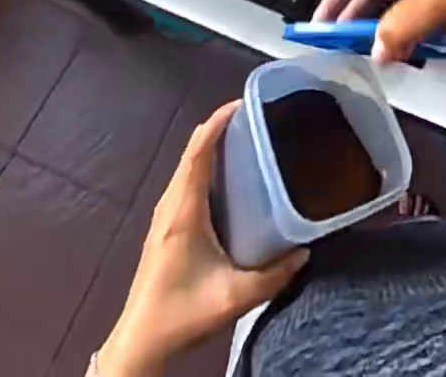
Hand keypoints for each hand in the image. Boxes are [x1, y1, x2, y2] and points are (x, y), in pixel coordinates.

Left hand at [98, 102, 308, 376]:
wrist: (140, 340)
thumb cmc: (183, 312)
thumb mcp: (234, 297)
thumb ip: (274, 276)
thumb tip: (305, 251)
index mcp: (183, 209)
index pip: (197, 152)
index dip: (216, 123)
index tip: (240, 104)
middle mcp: (170, 203)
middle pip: (192, 151)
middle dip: (219, 128)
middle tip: (252, 119)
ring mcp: (164, 213)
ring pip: (187, 165)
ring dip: (210, 145)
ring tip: (244, 139)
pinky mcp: (165, 225)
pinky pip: (185, 179)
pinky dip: (204, 164)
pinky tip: (226, 176)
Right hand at [314, 0, 445, 63]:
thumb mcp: (428, 6)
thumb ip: (397, 31)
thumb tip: (375, 54)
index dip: (331, 6)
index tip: (320, 31)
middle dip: (361, 23)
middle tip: (352, 50)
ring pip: (391, 2)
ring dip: (389, 28)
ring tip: (391, 54)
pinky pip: (412, 4)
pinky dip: (411, 23)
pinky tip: (420, 42)